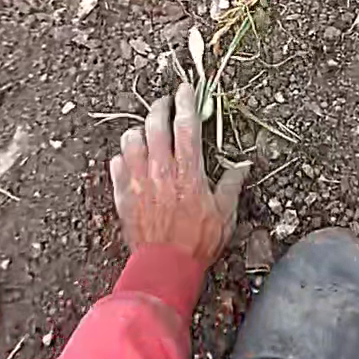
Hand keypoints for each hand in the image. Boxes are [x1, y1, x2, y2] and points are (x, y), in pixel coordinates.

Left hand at [109, 84, 247, 268]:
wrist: (164, 268)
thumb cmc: (198, 241)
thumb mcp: (225, 212)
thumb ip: (232, 184)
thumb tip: (242, 167)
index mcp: (188, 170)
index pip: (187, 125)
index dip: (187, 103)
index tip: (186, 90)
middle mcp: (161, 170)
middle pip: (155, 125)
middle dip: (160, 107)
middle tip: (165, 102)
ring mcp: (138, 183)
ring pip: (130, 141)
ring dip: (138, 131)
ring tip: (146, 129)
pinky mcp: (122, 198)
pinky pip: (116, 167)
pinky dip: (122, 157)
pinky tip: (130, 159)